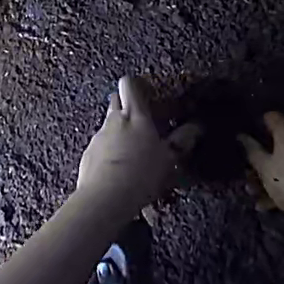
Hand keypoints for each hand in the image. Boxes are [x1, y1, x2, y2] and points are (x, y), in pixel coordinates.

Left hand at [76, 76, 177, 214]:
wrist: (104, 199)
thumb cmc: (141, 174)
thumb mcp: (169, 158)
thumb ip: (182, 139)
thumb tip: (196, 127)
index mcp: (135, 115)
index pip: (129, 83)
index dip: (136, 83)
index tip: (146, 92)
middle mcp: (114, 120)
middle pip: (116, 99)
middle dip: (126, 105)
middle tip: (142, 121)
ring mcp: (98, 137)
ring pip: (108, 124)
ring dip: (118, 130)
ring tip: (132, 152)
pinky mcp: (88, 155)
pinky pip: (100, 145)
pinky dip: (108, 151)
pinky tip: (118, 169)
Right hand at [241, 112, 283, 230]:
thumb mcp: (265, 170)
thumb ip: (252, 152)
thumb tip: (243, 136)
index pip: (272, 117)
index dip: (258, 123)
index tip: (245, 138)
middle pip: (277, 142)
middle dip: (260, 157)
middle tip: (246, 173)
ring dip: (268, 175)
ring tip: (253, 193)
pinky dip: (281, 184)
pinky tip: (267, 204)